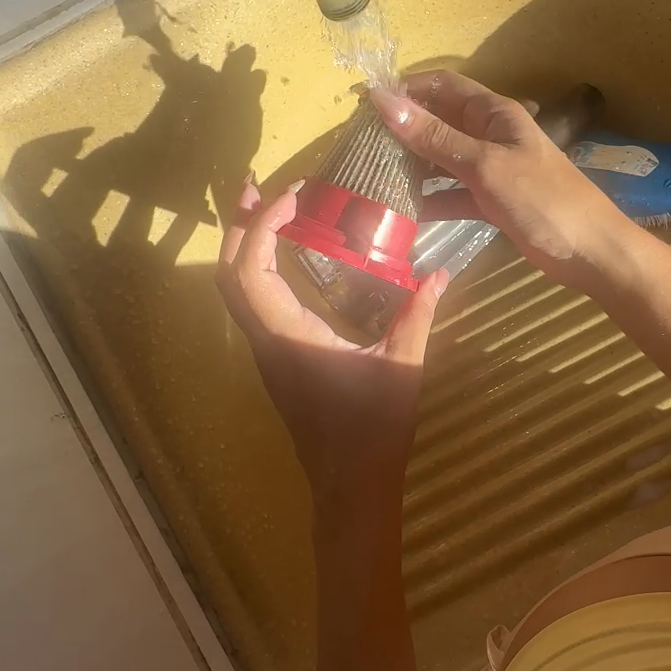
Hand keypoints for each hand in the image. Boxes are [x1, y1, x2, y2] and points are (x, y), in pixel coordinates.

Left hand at [215, 177, 448, 531]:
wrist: (350, 484)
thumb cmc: (374, 427)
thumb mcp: (402, 365)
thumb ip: (419, 313)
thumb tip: (442, 271)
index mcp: (288, 336)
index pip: (252, 268)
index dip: (263, 224)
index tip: (294, 194)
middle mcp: (266, 340)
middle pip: (229, 274)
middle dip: (238, 225)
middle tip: (256, 186)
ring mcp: (267, 353)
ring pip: (235, 291)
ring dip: (244, 246)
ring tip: (267, 211)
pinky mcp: (276, 361)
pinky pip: (252, 305)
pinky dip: (257, 269)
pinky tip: (285, 259)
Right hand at [372, 71, 633, 287]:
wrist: (589, 251)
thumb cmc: (542, 199)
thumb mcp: (485, 164)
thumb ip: (435, 137)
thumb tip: (384, 101)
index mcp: (494, 114)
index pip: (443, 87)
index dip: (407, 89)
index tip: (367, 103)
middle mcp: (489, 136)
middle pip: (438, 123)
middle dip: (403, 130)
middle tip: (361, 146)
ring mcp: (490, 170)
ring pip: (442, 160)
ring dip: (412, 166)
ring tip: (372, 177)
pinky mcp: (490, 203)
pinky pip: (452, 194)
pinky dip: (430, 200)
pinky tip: (401, 211)